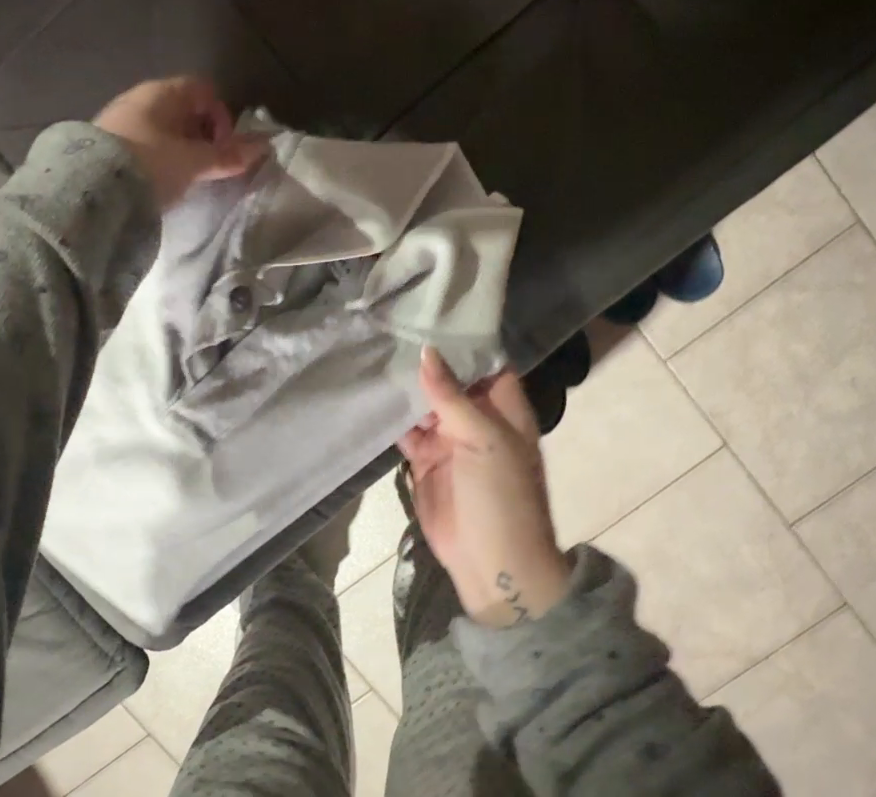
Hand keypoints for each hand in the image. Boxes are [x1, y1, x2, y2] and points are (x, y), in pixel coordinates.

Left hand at [94, 76, 268, 208]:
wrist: (89, 191)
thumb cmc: (150, 165)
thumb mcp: (194, 162)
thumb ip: (227, 155)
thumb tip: (264, 146)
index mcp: (162, 92)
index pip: (203, 90)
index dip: (221, 116)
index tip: (223, 148)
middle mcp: (138, 99)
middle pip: (182, 109)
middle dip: (200, 136)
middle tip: (206, 166)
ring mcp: (118, 120)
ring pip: (161, 128)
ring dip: (178, 149)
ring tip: (183, 178)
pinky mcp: (104, 145)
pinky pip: (141, 144)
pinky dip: (156, 158)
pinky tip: (156, 181)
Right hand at [399, 348, 569, 627]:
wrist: (492, 562)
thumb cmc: (501, 495)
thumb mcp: (483, 439)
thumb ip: (451, 395)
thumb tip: (426, 351)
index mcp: (504, 409)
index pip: (485, 363)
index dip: (463, 341)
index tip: (430, 313)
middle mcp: (477, 418)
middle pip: (450, 381)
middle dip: (425, 360)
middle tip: (390, 327)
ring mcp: (450, 440)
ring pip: (424, 403)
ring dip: (405, 387)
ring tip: (374, 353)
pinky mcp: (425, 462)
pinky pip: (407, 431)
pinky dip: (392, 417)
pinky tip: (371, 394)